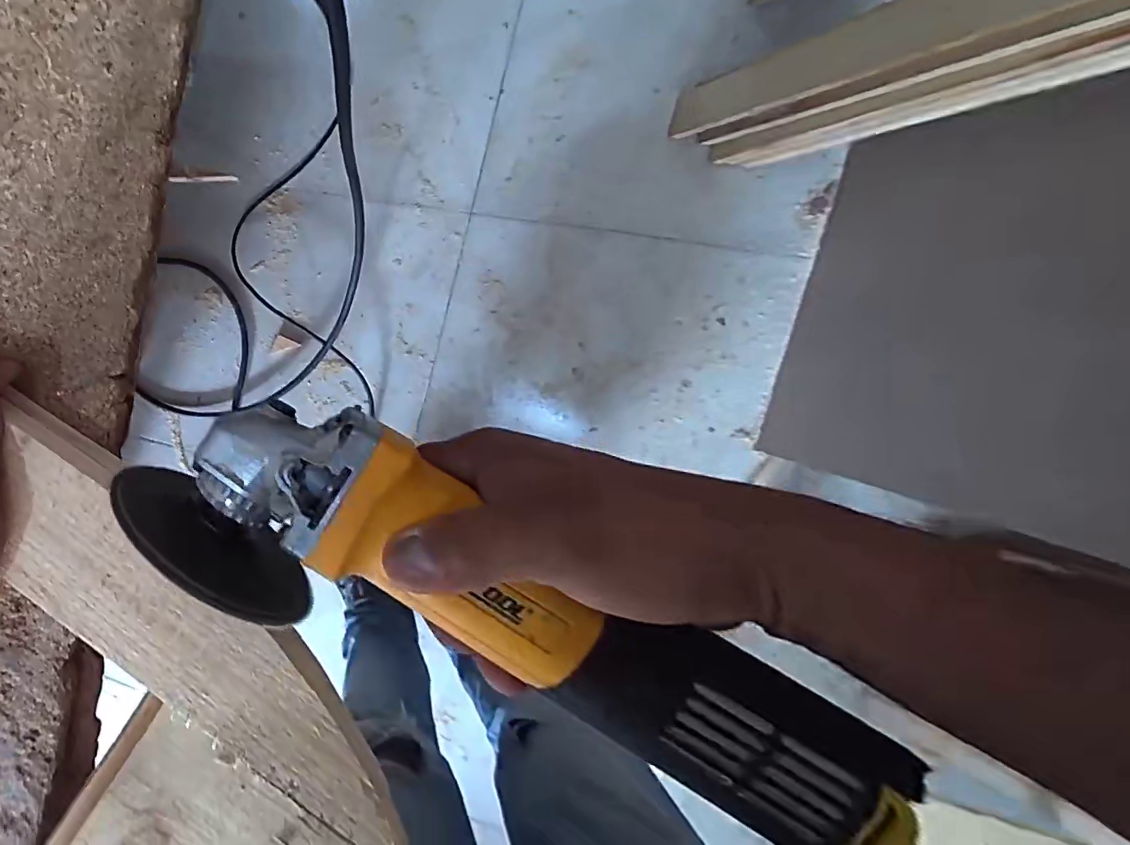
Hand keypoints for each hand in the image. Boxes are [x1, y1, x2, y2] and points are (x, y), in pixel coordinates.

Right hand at [383, 429, 786, 690]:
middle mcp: (502, 486)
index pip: (412, 482)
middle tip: (461, 638)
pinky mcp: (563, 554)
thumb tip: (390, 558)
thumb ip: (466, 546)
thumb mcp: (543, 539)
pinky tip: (531, 666)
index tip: (396, 581)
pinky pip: (518, 589)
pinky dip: (518, 625)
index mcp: (486, 461)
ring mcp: (535, 521)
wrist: (739, 559)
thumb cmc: (632, 535)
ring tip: (504, 667)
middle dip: (445, 593)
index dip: (392, 524)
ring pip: (479, 571)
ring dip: (485, 620)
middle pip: (441, 536)